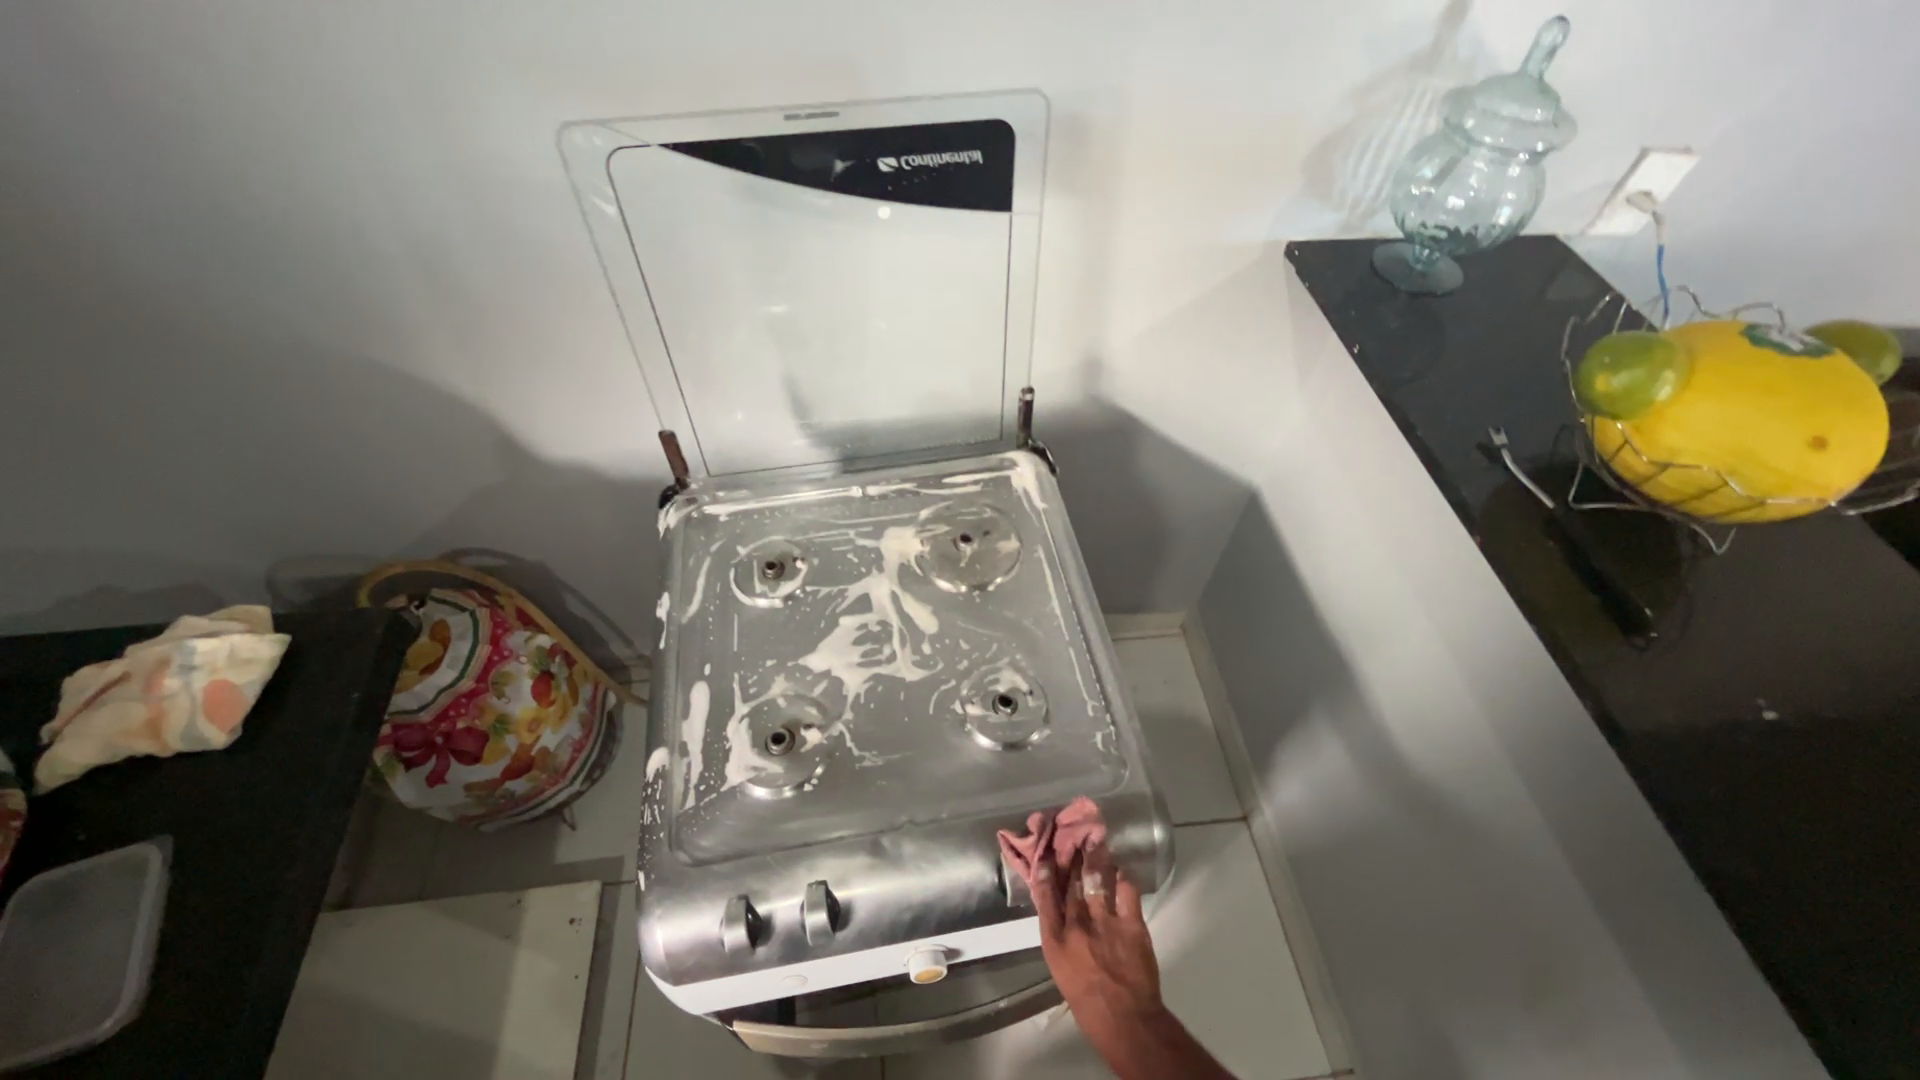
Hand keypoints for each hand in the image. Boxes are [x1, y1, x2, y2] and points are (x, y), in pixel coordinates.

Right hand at [1033, 842, 1163, 1039]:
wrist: (1124, 1019)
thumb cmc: (1087, 998)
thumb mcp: (1061, 965)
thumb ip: (1059, 933)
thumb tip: (1060, 907)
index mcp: (1055, 940)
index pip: (1044, 895)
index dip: (1044, 870)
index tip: (1044, 850)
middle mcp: (1077, 925)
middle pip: (1071, 881)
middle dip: (1070, 854)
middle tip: (1071, 831)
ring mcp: (1105, 922)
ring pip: (1096, 878)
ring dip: (1094, 855)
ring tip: (1094, 837)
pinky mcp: (1131, 924)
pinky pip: (1126, 890)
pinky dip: (1122, 876)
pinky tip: (1121, 869)